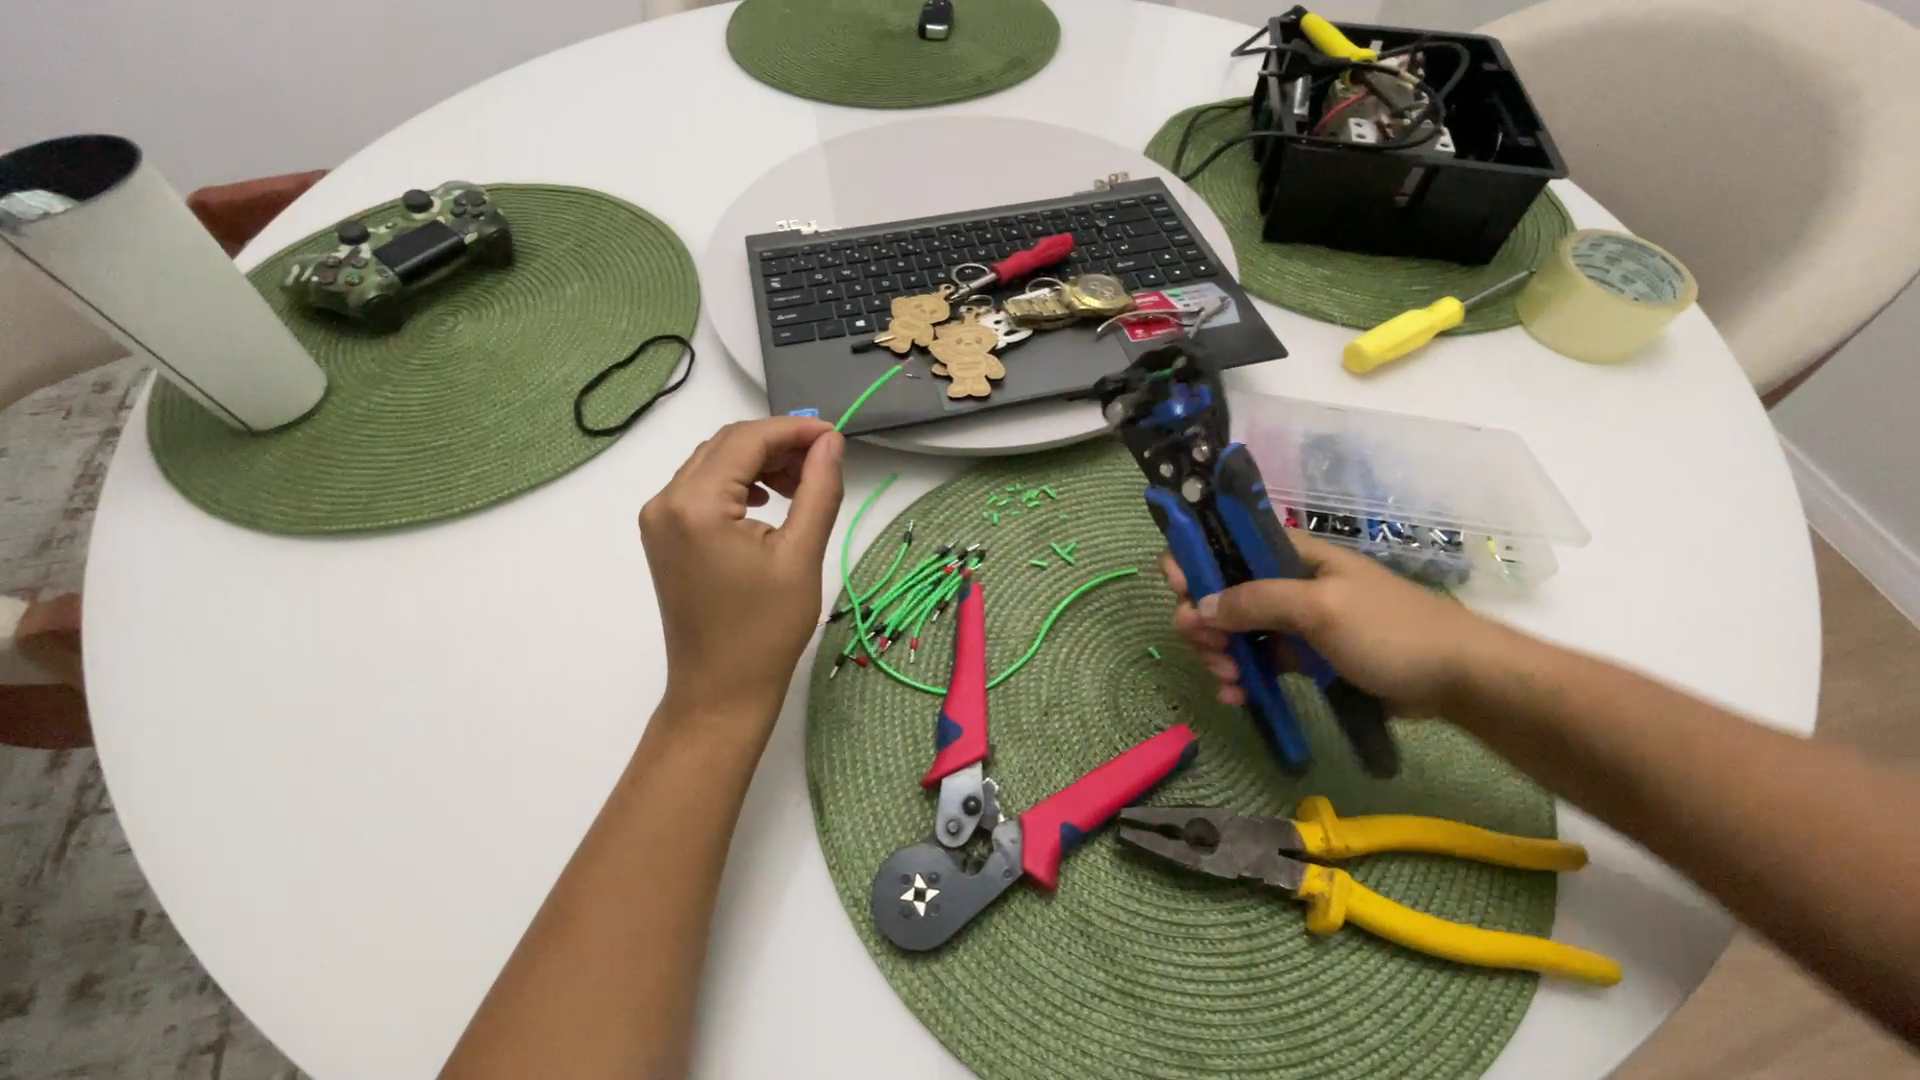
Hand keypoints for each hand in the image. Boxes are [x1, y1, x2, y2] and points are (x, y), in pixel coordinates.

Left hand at [640, 417, 844, 723]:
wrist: (720, 690)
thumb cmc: (765, 631)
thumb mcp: (801, 555)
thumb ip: (818, 490)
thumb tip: (831, 443)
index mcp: (696, 505)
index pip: (746, 439)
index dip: (794, 429)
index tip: (836, 435)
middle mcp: (666, 502)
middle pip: (727, 445)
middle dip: (778, 444)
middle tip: (824, 462)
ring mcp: (659, 519)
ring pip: (714, 463)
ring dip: (759, 463)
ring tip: (802, 486)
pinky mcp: (664, 535)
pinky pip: (702, 488)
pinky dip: (739, 484)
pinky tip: (770, 502)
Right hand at [1164, 531, 1495, 716]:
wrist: (1456, 679)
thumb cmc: (1390, 630)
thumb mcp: (1321, 608)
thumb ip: (1257, 601)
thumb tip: (1201, 604)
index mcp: (1291, 554)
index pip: (1226, 543)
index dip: (1195, 559)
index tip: (1178, 590)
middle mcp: (1285, 582)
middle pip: (1220, 592)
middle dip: (1204, 621)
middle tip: (1206, 649)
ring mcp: (1293, 620)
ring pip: (1233, 631)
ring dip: (1219, 655)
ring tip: (1228, 683)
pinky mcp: (1301, 656)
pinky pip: (1256, 660)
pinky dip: (1241, 677)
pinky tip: (1237, 697)